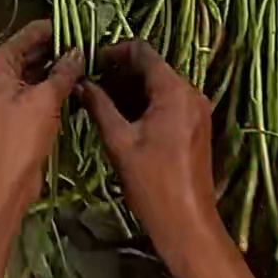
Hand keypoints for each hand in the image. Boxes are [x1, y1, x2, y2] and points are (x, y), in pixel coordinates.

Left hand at [0, 19, 83, 215]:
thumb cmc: (17, 140)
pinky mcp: (22, 117)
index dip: (58, 29)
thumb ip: (63, 72)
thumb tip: (78, 50)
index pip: (32, 33)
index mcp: (2, 62)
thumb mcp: (44, 101)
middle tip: (95, 48)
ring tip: (94, 65)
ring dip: (63, 70)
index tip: (86, 28)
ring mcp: (12, 96)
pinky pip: (42, 93)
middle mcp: (4, 74)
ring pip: (40, 73)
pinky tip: (82, 88)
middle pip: (36, 51)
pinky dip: (59, 90)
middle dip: (63, 49)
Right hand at [80, 42, 277, 277]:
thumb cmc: (152, 183)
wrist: (188, 227)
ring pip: (159, 83)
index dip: (114, 52)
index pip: (142, 51)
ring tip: (101, 99)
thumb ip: (99, 105)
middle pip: (151, 66)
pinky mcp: (196, 124)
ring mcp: (196, 108)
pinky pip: (168, 100)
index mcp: (174, 89)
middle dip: (120, 71)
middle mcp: (189, 92)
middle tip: (92, 82)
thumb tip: (80, 82)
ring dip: (131, 87)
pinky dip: (145, 101)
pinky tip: (122, 115)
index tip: (91, 64)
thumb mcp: (119, 141)